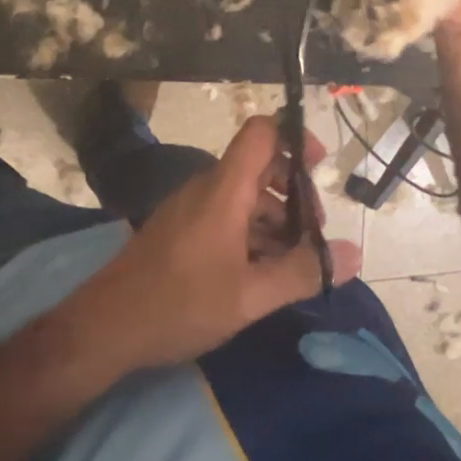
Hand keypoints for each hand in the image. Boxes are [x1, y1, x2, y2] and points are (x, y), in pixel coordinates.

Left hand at [70, 116, 361, 370]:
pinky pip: (225, 216)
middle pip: (259, 167)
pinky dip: (251, 234)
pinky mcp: (180, 231)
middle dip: (294, 195)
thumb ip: (302, 273)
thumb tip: (354, 256)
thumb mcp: (249, 296)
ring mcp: (189, 210)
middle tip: (315, 237)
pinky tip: (261, 273)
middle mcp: (206, 189)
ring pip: (243, 197)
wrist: (105, 327)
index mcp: (223, 191)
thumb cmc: (179, 305)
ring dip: (275, 221)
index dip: (295, 137)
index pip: (261, 133)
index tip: (321, 168)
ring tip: (293, 264)